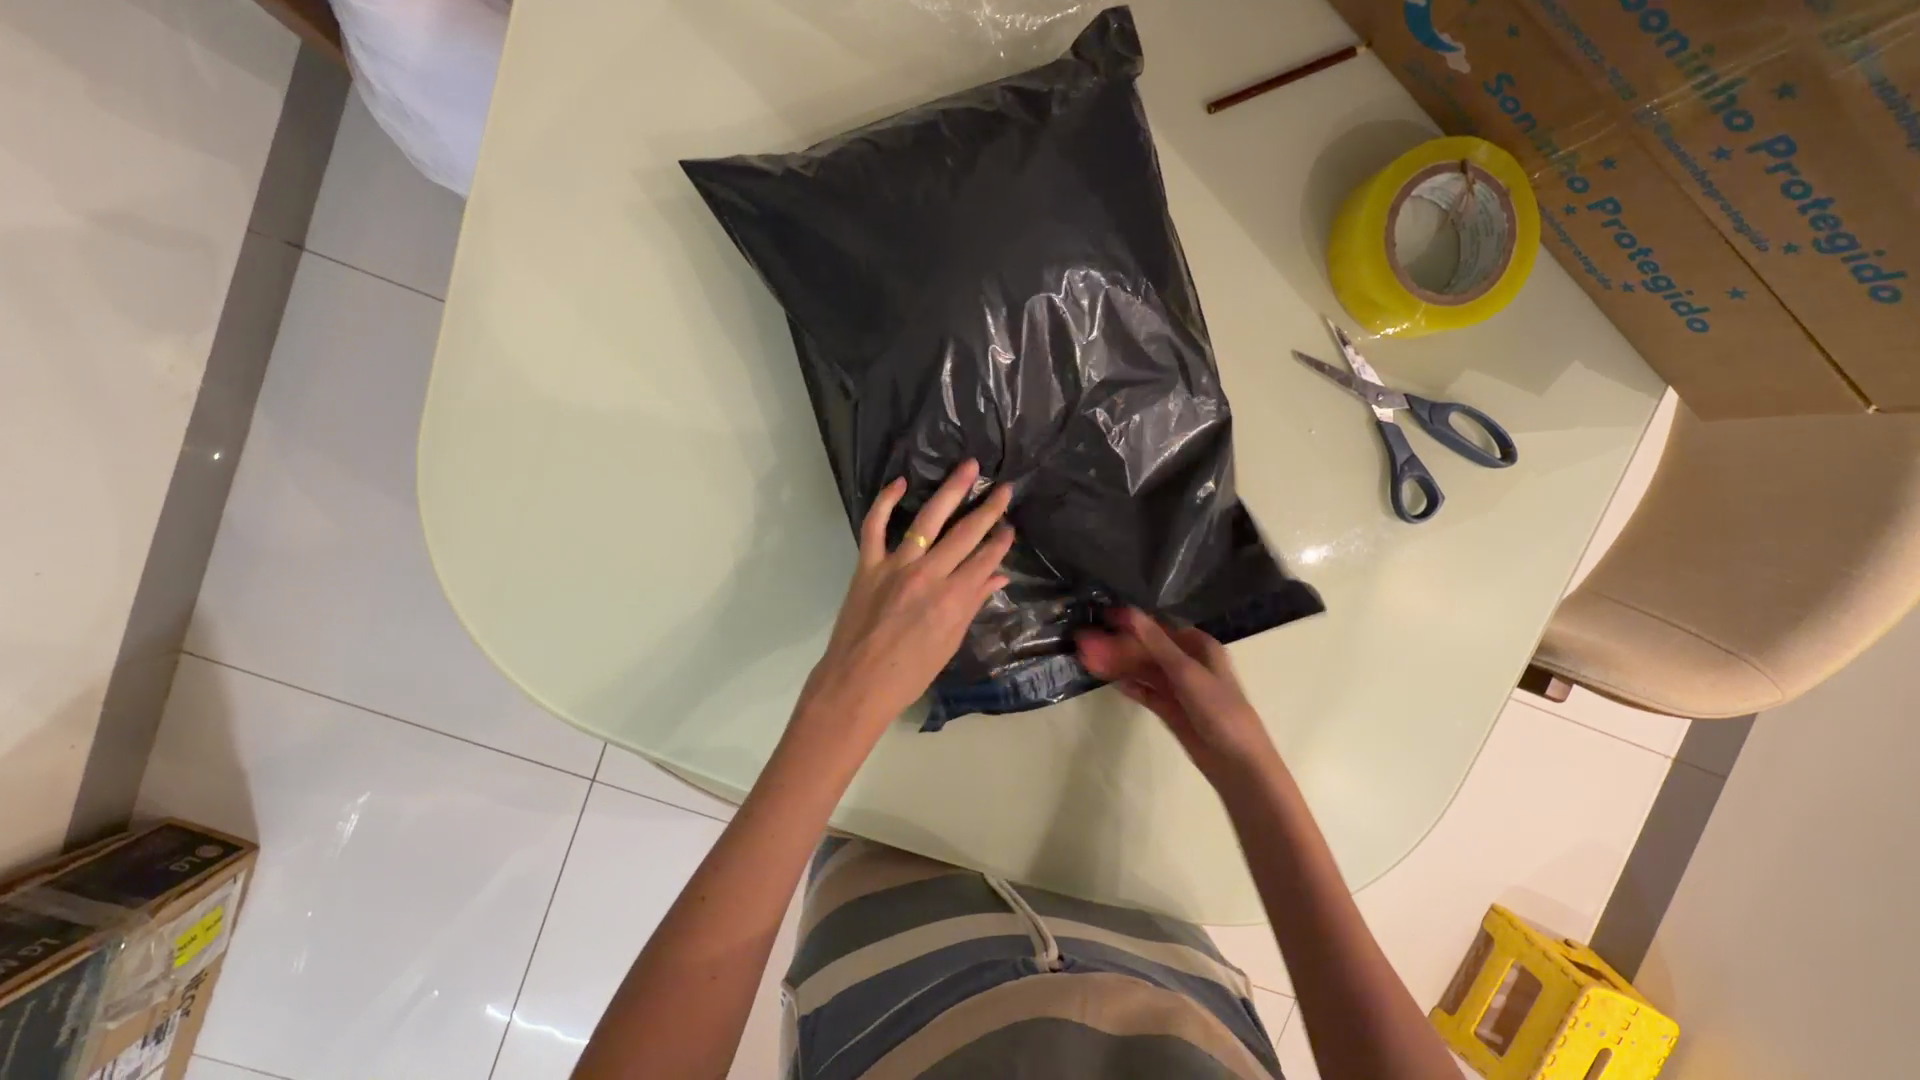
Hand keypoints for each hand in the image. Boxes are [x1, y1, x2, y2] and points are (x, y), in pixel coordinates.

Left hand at [793, 460, 1015, 749]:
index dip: (1001, 541)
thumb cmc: (910, 674)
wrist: (857, 684)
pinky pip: (875, 526)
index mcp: (953, 599)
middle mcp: (928, 575)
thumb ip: (973, 604)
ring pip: (928, 520)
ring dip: (951, 491)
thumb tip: (999, 578)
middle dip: (988, 510)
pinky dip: (884, 502)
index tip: (1010, 525)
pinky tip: (900, 483)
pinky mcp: (867, 565)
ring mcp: (896, 566)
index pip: (985, 559)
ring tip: (969, 467)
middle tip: (1004, 488)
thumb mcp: (950, 642)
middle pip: (965, 534)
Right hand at [1076, 609, 1279, 781]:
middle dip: (1120, 645)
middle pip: (1148, 650)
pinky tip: (1110, 681)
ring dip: (1120, 665)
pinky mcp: (1171, 710)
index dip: (1133, 622)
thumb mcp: (1187, 672)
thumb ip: (1156, 643)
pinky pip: (1146, 692)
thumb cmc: (1218, 708)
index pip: (1160, 628)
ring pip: (1144, 671)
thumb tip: (1130, 612)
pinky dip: (1130, 686)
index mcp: (1200, 647)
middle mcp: (1189, 664)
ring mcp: (1179, 689)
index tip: (1104, 616)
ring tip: (1089, 659)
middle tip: (1086, 642)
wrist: (1236, 761)